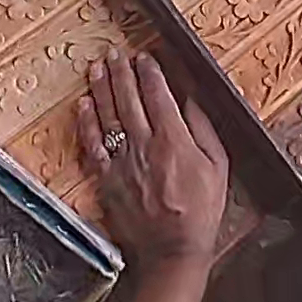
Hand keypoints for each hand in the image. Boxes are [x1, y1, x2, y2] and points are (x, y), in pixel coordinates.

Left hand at [76, 50, 229, 269]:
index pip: (159, 95)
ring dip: (102, 88)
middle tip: (116, 52)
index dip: (150, 72)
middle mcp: (144, 145)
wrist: (173, 249)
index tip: (145, 57)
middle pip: (129, 99)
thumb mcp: (217, 166)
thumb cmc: (200, 210)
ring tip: (98, 67)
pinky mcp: (107, 177)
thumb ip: (203, 128)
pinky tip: (83, 104)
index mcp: (173, 140)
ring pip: (108, 115)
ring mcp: (122, 161)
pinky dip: (87, 122)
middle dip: (122, 72)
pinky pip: (93, 144)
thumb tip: (191, 98)